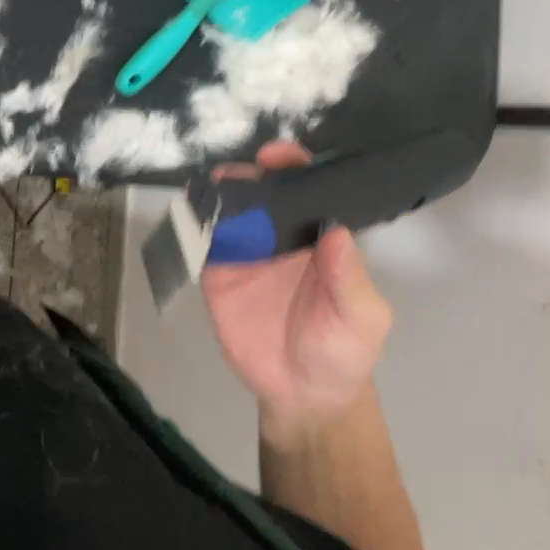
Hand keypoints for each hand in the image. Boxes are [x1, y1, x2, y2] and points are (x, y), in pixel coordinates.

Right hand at [200, 142, 392, 447]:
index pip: (309, 192)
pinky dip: (193, 220)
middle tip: (239, 170)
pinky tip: (188, 208)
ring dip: (219, 191)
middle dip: (251, 173)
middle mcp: (281, 236)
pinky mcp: (216, 271)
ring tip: (212, 185)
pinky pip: (202, 238)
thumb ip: (350, 278)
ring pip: (230, 209)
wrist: (299, 394)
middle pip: (263, 192)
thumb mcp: (361, 318)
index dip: (295, 168)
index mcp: (319, 239)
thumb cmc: (341, 352)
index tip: (282, 155)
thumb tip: (337, 231)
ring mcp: (246, 252)